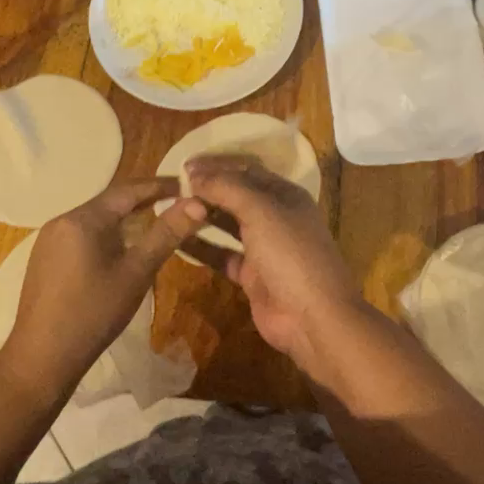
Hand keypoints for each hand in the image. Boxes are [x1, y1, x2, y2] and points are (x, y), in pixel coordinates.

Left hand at [0, 179, 206, 393]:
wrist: (42, 359)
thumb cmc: (93, 314)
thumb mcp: (136, 273)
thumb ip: (166, 234)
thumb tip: (198, 204)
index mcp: (83, 218)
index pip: (129, 189)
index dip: (162, 185)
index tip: (190, 187)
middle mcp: (62, 220)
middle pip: (111, 201)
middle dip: (146, 201)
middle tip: (179, 206)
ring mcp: (49, 240)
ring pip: (96, 218)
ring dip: (127, 218)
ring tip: (157, 225)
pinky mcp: (45, 258)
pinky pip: (83, 234)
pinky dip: (108, 234)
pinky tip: (122, 250)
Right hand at [186, 155, 363, 364]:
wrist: (313, 317)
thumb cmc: (291, 254)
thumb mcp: (261, 212)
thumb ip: (227, 189)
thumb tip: (195, 174)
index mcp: (285, 195)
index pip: (247, 170)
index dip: (217, 166)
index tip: (184, 166)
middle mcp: (275, 216)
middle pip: (236, 195)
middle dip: (207, 189)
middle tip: (172, 187)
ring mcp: (264, 247)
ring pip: (227, 224)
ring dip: (202, 215)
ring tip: (170, 208)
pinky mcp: (252, 275)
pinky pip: (221, 254)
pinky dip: (201, 247)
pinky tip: (175, 240)